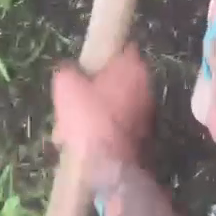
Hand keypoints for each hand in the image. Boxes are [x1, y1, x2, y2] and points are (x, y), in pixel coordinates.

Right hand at [51, 44, 153, 186]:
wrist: (110, 167)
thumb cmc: (89, 117)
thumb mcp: (66, 85)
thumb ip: (68, 71)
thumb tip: (70, 72)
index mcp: (133, 67)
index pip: (122, 49)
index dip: (102, 55)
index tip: (86, 65)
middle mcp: (147, 87)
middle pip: (117, 81)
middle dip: (94, 91)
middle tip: (74, 101)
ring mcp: (149, 115)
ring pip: (115, 107)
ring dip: (95, 115)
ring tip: (70, 130)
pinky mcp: (145, 140)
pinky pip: (118, 128)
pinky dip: (103, 134)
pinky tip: (83, 146)